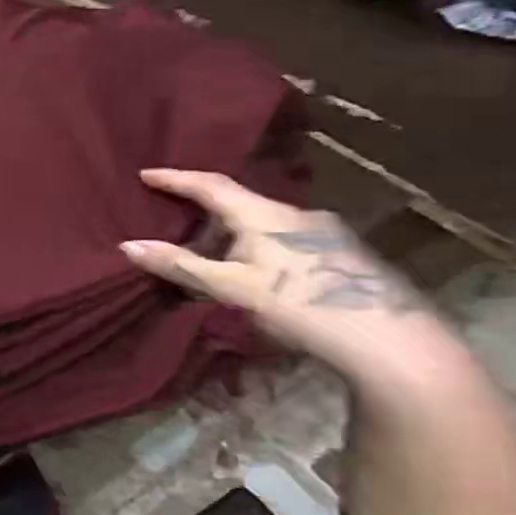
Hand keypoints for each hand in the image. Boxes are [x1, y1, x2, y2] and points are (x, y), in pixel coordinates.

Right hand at [119, 169, 472, 388]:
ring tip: (201, 245)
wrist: (388, 341)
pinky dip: (249, 243)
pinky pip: (278, 237)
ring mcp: (322, 234)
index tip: (145, 174)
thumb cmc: (300, 305)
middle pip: (238, 202)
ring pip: (260, 222)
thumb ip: (178, 264)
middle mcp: (296, 215)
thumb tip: (127, 245)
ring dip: (227, 229)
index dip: (176, 178)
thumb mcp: (229, 287)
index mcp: (266, 216)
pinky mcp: (335, 254)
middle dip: (201, 205)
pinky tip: (244, 266)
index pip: (212, 186)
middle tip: (169, 211)